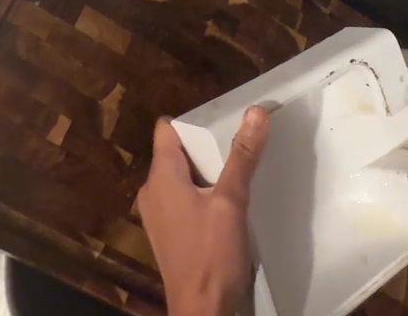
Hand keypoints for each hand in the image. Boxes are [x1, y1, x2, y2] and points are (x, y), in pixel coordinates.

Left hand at [137, 106, 269, 315]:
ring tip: (233, 174)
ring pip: (179, 176)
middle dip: (204, 147)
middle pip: (175, 152)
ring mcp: (156, 214)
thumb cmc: (211, 255)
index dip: (193, 121)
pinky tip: (222, 205)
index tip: (221, 122)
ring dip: (204, 172)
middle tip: (236, 147)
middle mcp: (151, 190)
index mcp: (161, 176)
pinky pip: (180, 197)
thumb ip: (242, 156)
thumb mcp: (231, 202)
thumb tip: (256, 111)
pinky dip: (199, 193)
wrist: (201, 313)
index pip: (167, 129)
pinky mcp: (166, 233)